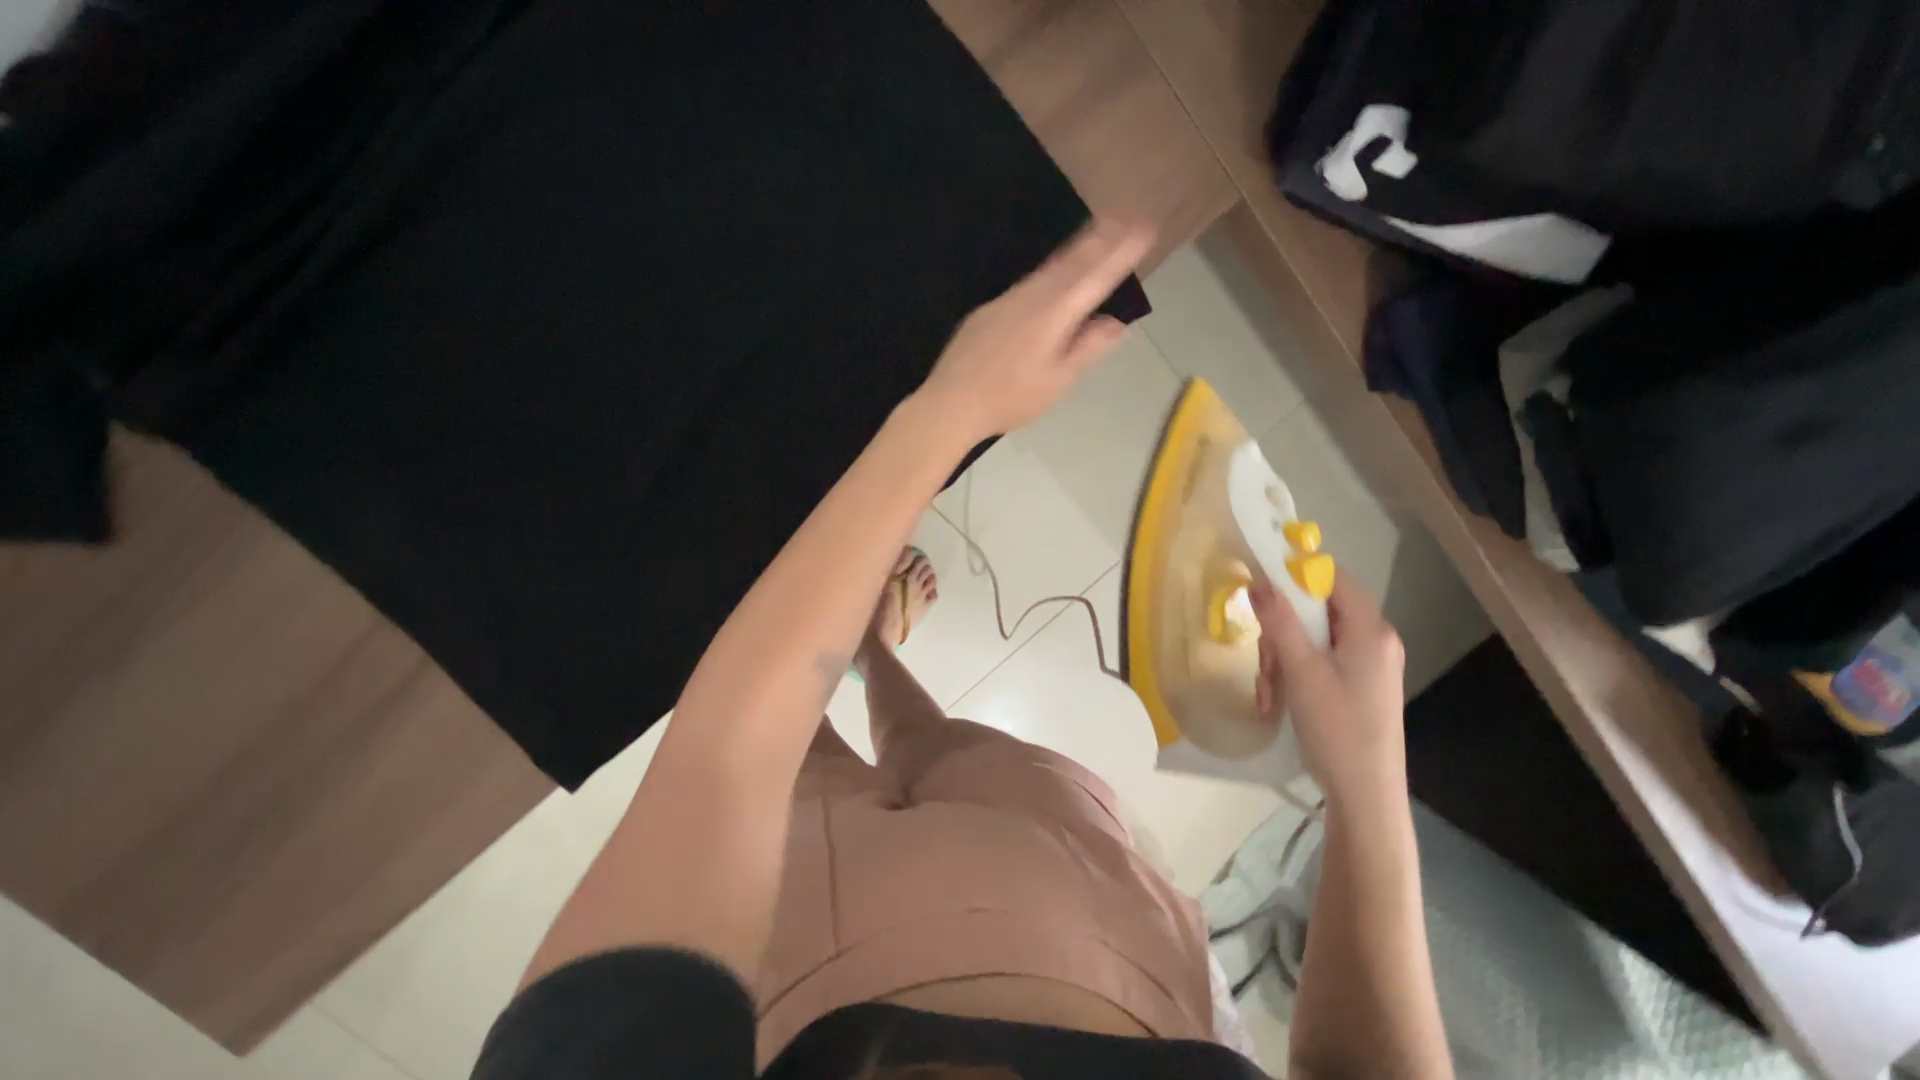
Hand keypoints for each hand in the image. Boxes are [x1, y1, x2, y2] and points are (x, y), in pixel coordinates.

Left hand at [916, 219, 1154, 436]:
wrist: (951, 402)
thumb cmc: (1010, 399)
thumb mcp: (1058, 380)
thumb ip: (1087, 347)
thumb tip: (1116, 322)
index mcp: (1053, 314)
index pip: (1095, 276)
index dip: (1121, 252)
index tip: (1143, 228)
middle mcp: (1031, 298)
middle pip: (1071, 262)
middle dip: (1101, 238)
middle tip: (1126, 215)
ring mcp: (1006, 301)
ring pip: (1048, 269)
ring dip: (1076, 248)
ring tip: (1097, 230)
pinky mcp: (989, 311)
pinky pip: (1028, 282)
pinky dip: (1051, 269)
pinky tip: (1054, 273)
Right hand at [1251, 575, 1407, 806]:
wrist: (1365, 795)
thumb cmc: (1337, 729)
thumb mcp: (1301, 672)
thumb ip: (1280, 622)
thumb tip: (1260, 580)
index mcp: (1371, 630)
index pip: (1334, 578)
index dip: (1297, 577)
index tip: (1262, 593)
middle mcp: (1376, 640)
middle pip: (1318, 611)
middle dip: (1282, 633)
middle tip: (1266, 665)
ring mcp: (1369, 665)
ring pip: (1314, 639)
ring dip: (1283, 660)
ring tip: (1270, 695)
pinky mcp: (1360, 687)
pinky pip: (1321, 663)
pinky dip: (1296, 675)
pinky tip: (1280, 703)